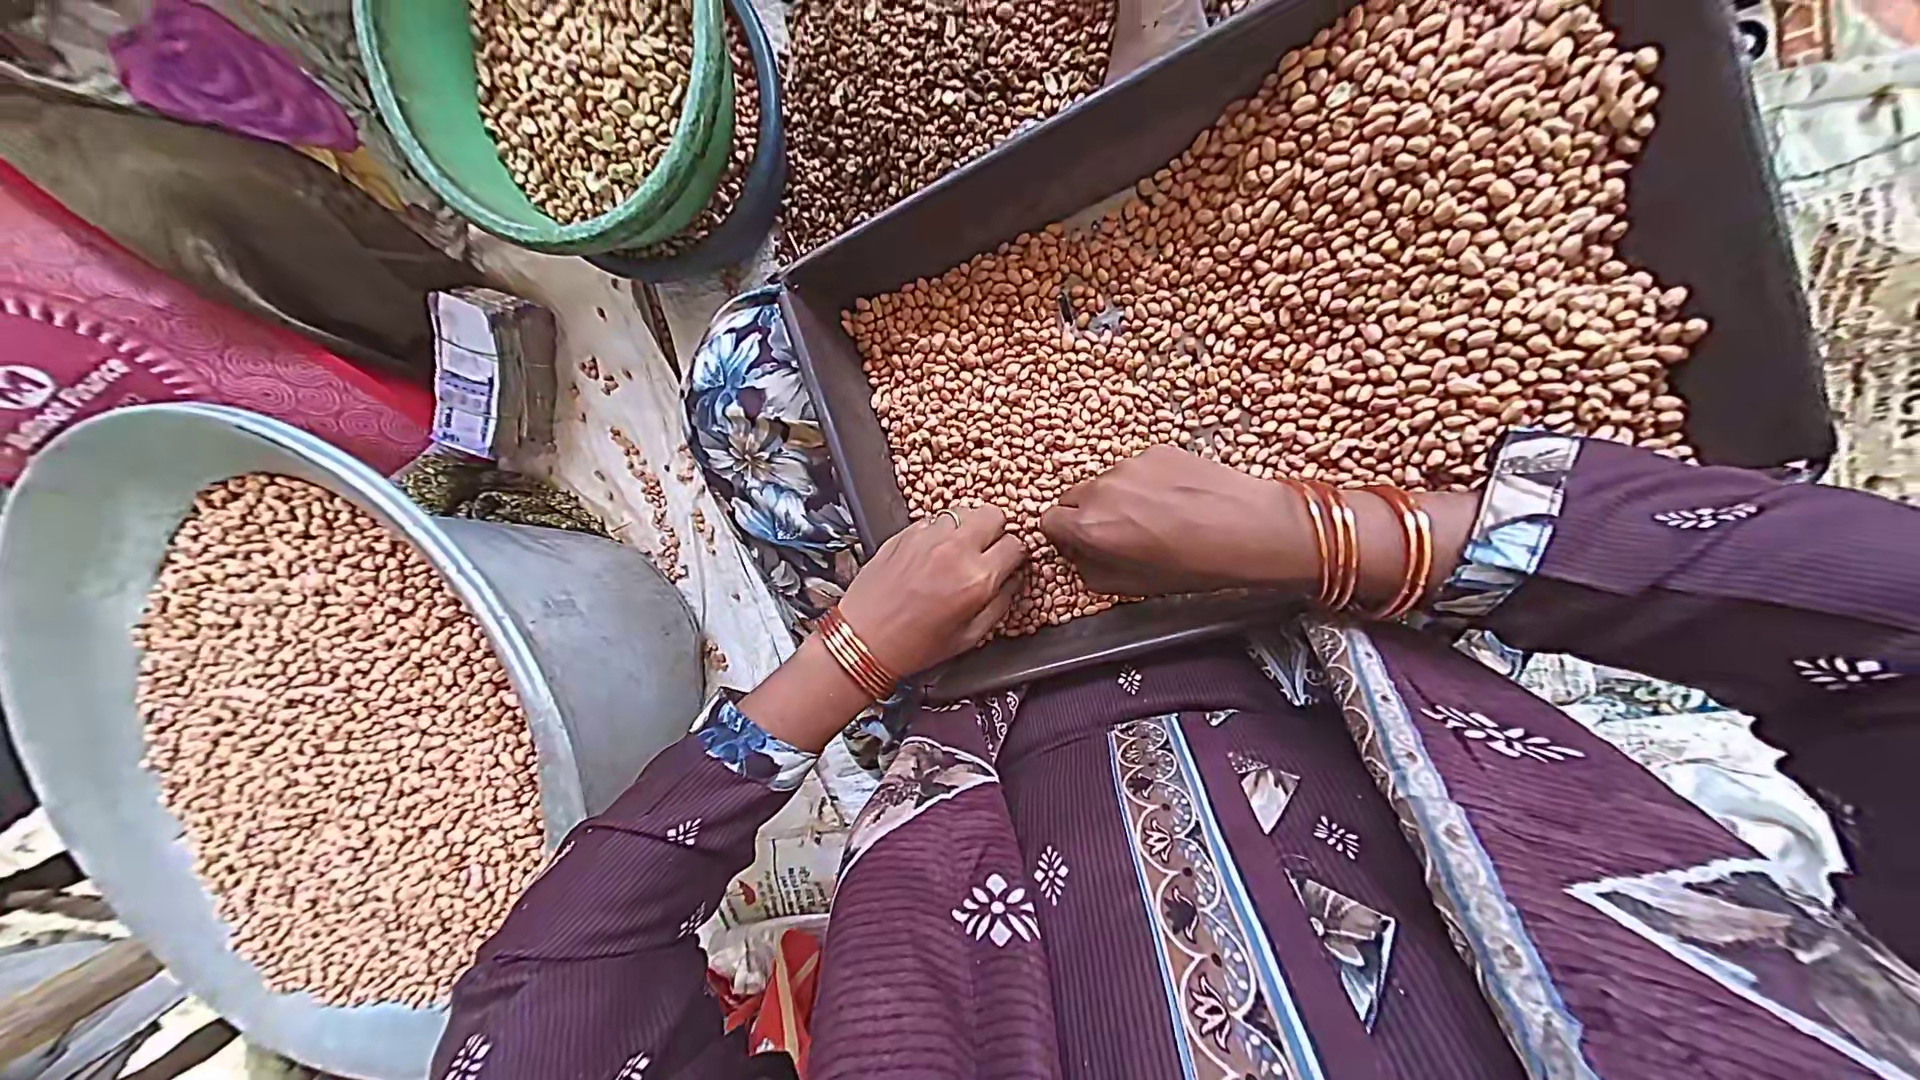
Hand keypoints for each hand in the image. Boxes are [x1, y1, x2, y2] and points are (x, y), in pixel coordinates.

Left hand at [837, 505, 1028, 674]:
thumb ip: (1001, 603)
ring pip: (965, 511)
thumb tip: (1015, 579)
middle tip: (987, 551)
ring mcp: (928, 536)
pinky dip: (941, 530)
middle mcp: (956, 549)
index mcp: (978, 578)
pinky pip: (936, 518)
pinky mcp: (906, 532)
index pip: (1016, 545)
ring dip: (968, 527)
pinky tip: (933, 552)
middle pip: (994, 514)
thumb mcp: (971, 636)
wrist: (863, 639)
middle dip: (996, 531)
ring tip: (959, 550)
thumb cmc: (916, 645)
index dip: (1016, 555)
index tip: (1009, 562)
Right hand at [1040, 446, 1313, 596]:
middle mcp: (1100, 489)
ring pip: (1105, 482)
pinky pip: (1135, 468)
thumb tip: (1080, 557)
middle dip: (1085, 515)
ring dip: (1116, 498)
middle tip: (1117, 532)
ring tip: (1153, 516)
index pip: (1048, 521)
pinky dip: (1144, 482)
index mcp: (1088, 525)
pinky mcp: (1155, 450)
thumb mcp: (1132, 586)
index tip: (1081, 543)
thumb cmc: (1193, 565)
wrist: (1249, 527)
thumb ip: (1091, 571)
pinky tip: (1173, 498)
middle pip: (1072, 498)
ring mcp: (1128, 465)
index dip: (1063, 535)